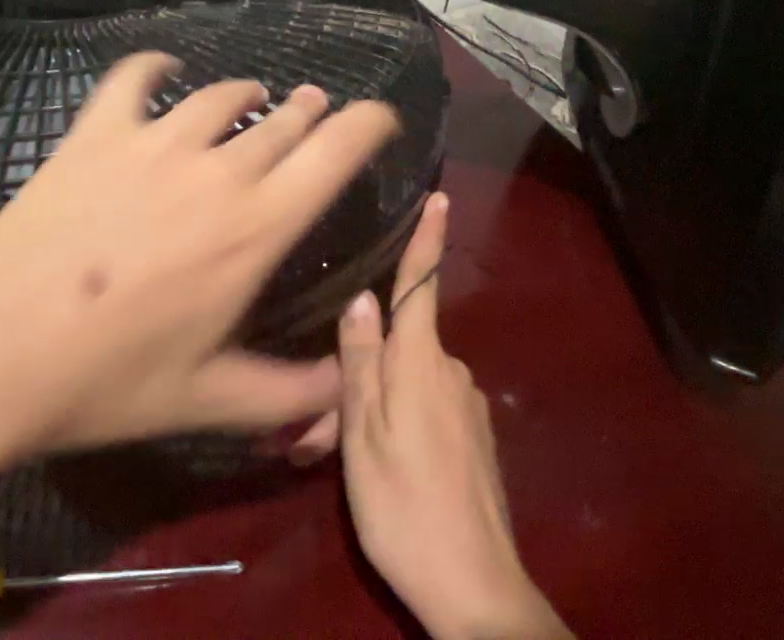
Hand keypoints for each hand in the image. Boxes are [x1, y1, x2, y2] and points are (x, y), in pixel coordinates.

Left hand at [0, 51, 400, 453]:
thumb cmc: (109, 380)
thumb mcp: (209, 399)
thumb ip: (290, 391)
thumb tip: (347, 383)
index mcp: (255, 228)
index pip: (336, 152)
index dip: (369, 124)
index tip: (381, 118)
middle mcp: (216, 170)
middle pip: (283, 118)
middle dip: (310, 112)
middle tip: (314, 114)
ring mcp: (153, 143)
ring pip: (220, 96)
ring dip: (249, 95)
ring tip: (254, 100)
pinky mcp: (96, 134)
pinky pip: (134, 77)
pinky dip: (156, 66)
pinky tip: (164, 69)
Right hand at [335, 194, 571, 639]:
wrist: (474, 586)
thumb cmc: (403, 505)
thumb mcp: (363, 433)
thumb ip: (361, 363)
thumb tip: (360, 299)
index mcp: (423, 364)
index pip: (421, 287)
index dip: (427, 240)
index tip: (439, 196)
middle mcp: (451, 373)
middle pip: (399, 348)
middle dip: (357, 370)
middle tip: (309, 432)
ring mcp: (467, 407)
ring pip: (407, 386)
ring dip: (369, 408)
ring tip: (328, 457)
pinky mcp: (474, 438)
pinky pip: (426, 413)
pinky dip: (394, 427)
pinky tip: (374, 468)